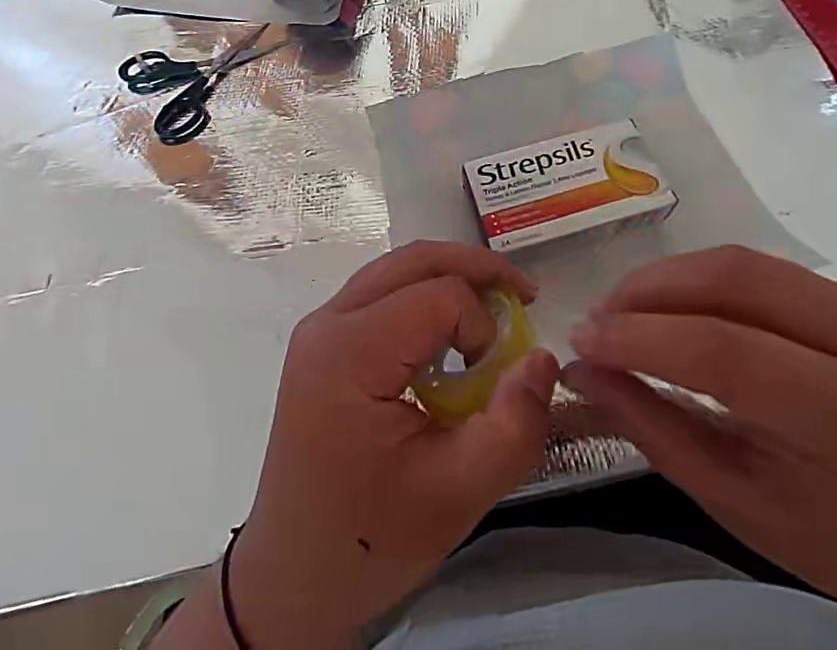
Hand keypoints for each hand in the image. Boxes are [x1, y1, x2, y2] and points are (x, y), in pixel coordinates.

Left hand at [157, 242, 558, 649]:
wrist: (293, 577)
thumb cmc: (371, 538)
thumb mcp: (459, 493)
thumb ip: (514, 424)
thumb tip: (543, 357)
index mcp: (349, 354)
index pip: (440, 297)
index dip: (483, 327)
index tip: (495, 379)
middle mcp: (328, 324)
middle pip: (417, 260)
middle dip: (479, 270)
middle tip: (525, 297)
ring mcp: (321, 330)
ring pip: (400, 268)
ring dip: (455, 277)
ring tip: (498, 309)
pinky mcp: (324, 344)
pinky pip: (385, 292)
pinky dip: (429, 295)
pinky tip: (454, 332)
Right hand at [564, 246, 836, 648]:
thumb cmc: (835, 542)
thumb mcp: (736, 503)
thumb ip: (655, 428)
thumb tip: (582, 368)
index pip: (732, 353)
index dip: (644, 337)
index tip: (582, 337)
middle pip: (743, 280)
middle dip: (653, 288)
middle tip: (600, 316)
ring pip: (754, 263)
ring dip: (676, 277)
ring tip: (627, 308)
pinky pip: (773, 274)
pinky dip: (711, 283)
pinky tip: (679, 306)